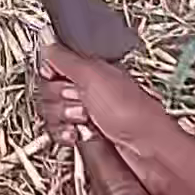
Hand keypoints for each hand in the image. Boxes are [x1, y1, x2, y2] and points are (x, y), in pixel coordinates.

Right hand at [33, 43, 169, 150]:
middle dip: (59, 96)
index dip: (51, 72)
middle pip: (48, 87)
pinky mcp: (83, 134)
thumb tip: (47, 42)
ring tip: (84, 119)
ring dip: (62, 116)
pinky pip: (56, 130)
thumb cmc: (132, 112)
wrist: (147, 153)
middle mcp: (87, 89)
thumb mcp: (94, 76)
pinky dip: (62, 133)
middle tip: (79, 101)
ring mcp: (85, 112)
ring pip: (50, 110)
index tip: (57, 77)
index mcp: (90, 68)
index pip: (53, 63)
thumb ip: (66, 57)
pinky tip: (76, 134)